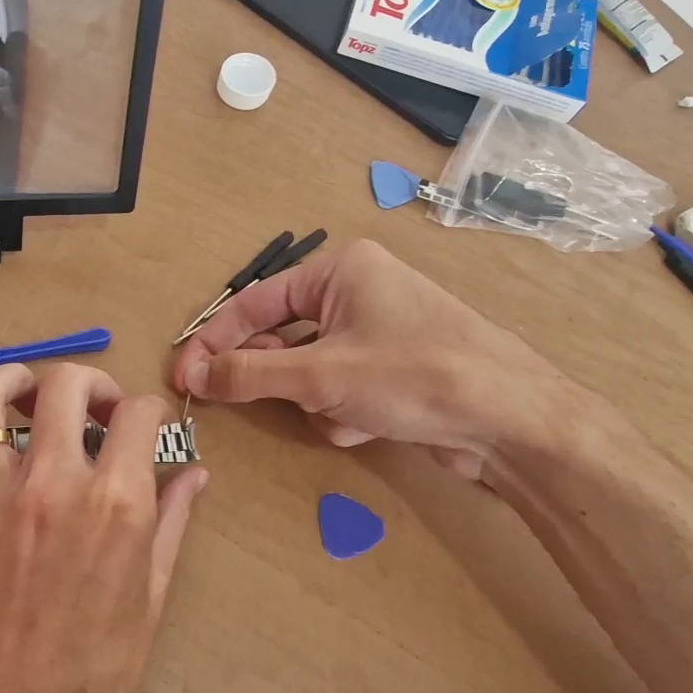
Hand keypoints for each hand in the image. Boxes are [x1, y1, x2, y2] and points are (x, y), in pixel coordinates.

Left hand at [0, 363, 208, 692]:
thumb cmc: (99, 662)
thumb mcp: (154, 592)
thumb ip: (172, 521)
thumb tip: (194, 473)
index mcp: (116, 503)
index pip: (136, 410)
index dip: (145, 408)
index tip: (137, 424)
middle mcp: (51, 487)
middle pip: (63, 386)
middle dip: (85, 382)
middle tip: (87, 407)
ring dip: (6, 383)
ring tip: (21, 398)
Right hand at [172, 240, 582, 481]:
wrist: (508, 420)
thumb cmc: (414, 376)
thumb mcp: (320, 375)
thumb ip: (249, 373)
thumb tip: (195, 375)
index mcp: (338, 270)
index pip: (253, 302)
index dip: (213, 341)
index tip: (185, 377)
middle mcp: (354, 292)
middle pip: (278, 339)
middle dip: (280, 380)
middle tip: (261, 402)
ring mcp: (374, 332)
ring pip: (305, 372)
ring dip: (315, 402)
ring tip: (348, 412)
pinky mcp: (388, 370)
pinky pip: (335, 390)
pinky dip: (342, 412)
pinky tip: (373, 422)